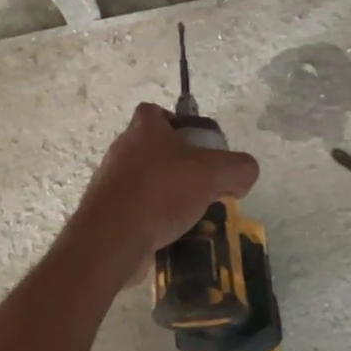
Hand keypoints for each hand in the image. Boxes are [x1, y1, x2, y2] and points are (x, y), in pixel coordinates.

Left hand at [72, 103, 260, 255]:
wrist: (112, 238)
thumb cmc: (161, 192)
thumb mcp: (213, 173)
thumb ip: (238, 168)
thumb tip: (244, 175)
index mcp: (143, 128)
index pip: (155, 112)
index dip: (177, 123)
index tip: (197, 146)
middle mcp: (122, 149)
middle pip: (153, 148)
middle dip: (178, 164)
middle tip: (202, 185)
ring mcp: (110, 181)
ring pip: (145, 180)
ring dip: (166, 195)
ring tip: (192, 215)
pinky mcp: (106, 212)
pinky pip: (136, 209)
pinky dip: (153, 220)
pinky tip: (172, 236)